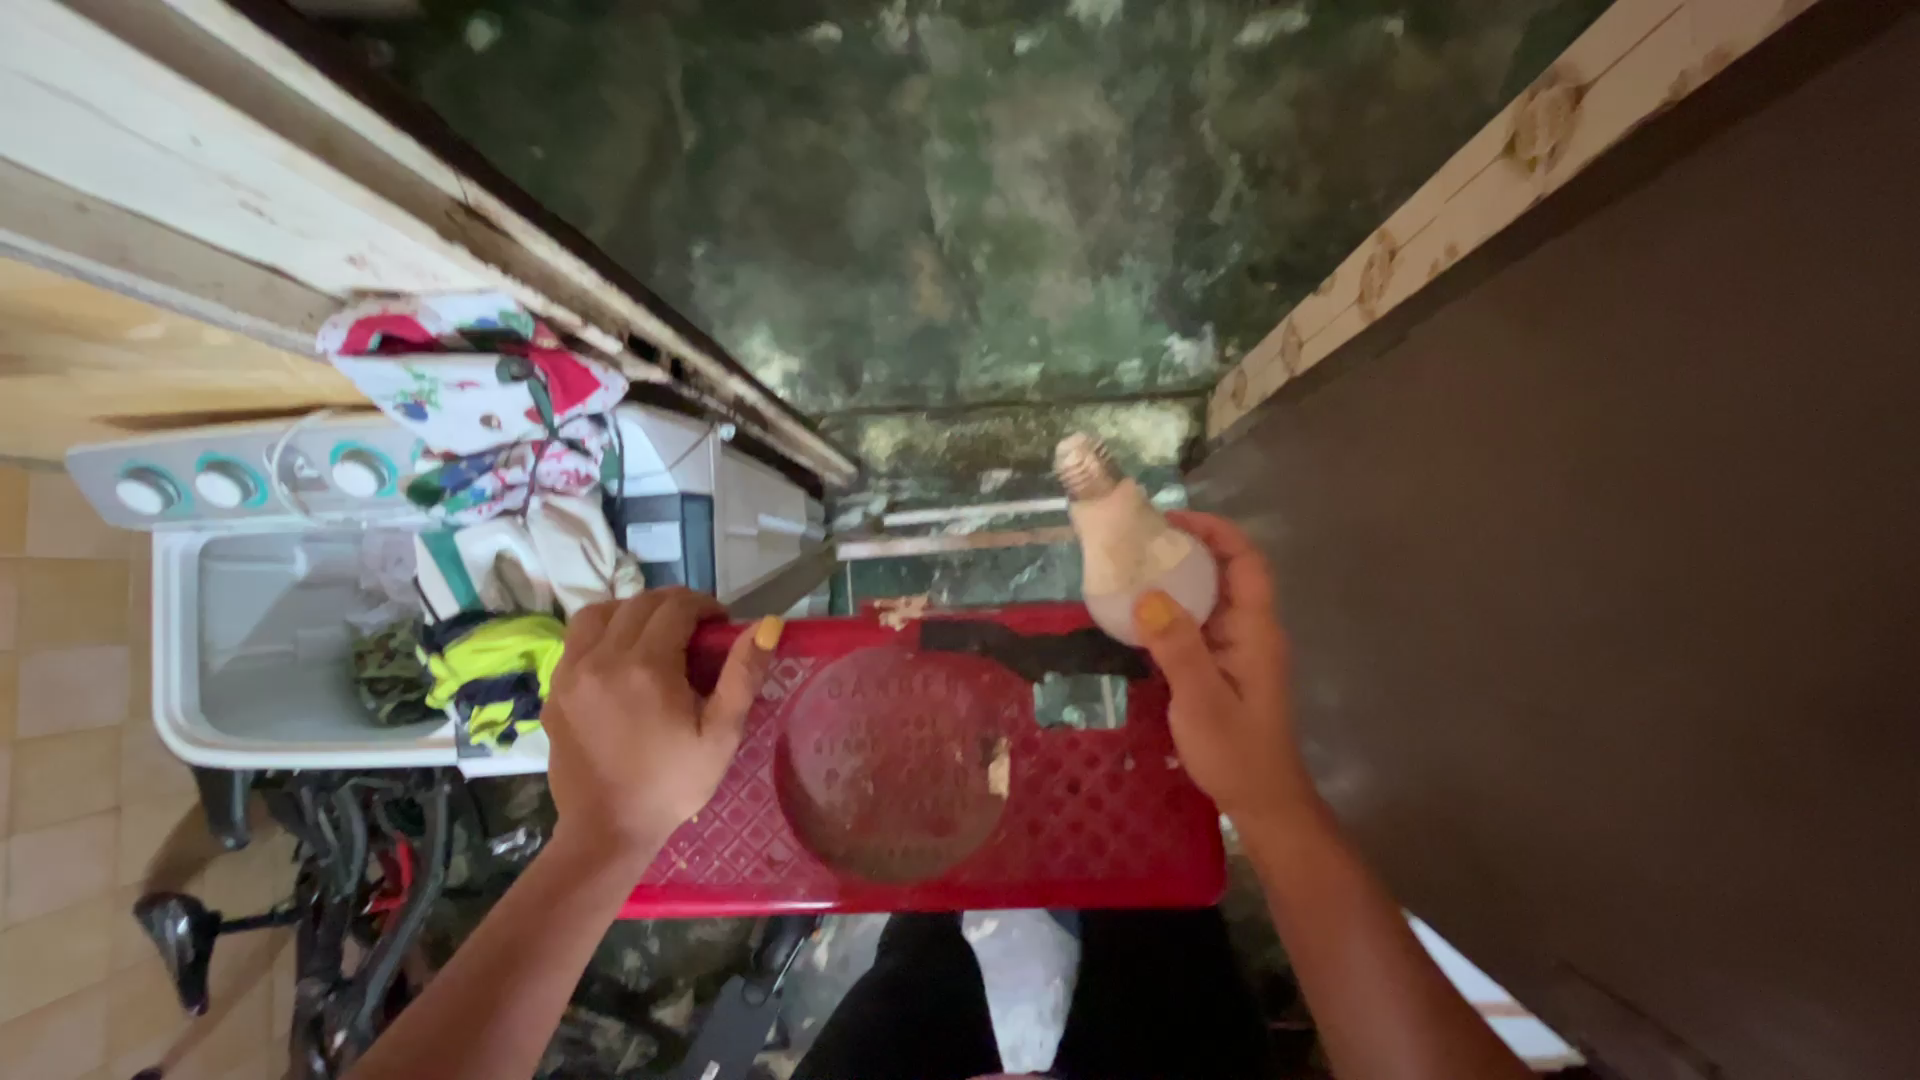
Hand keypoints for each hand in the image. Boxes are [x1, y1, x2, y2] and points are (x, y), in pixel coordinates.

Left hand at [541, 588, 782, 868]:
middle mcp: (602, 658)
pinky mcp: (554, 692)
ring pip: (599, 613)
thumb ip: (743, 674)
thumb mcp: (721, 734)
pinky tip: (622, 663)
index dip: (705, 606)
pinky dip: (602, 636)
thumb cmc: (673, 784)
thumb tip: (767, 625)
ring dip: (631, 612)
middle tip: (697, 631)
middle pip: (639, 603)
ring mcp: (570, 674)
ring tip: (654, 636)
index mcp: (647, 666)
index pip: (676, 606)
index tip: (722, 626)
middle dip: (673, 606)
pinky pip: (576, 642)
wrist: (607, 830)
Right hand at [1134, 511, 1313, 825]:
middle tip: (1139, 540)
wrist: (1261, 800)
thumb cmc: (1237, 752)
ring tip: (1132, 565)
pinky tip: (1138, 611)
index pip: (1245, 561)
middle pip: (1226, 571)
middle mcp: (1249, 630)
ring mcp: (1236, 647)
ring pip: (1209, 596)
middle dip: (1188, 547)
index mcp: (1256, 630)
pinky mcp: (1220, 664)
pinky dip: (1170, 607)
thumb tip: (1147, 595)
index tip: (1171, 521)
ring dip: (1177, 576)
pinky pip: (1196, 621)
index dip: (1215, 532)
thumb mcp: (1202, 701)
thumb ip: (1178, 648)